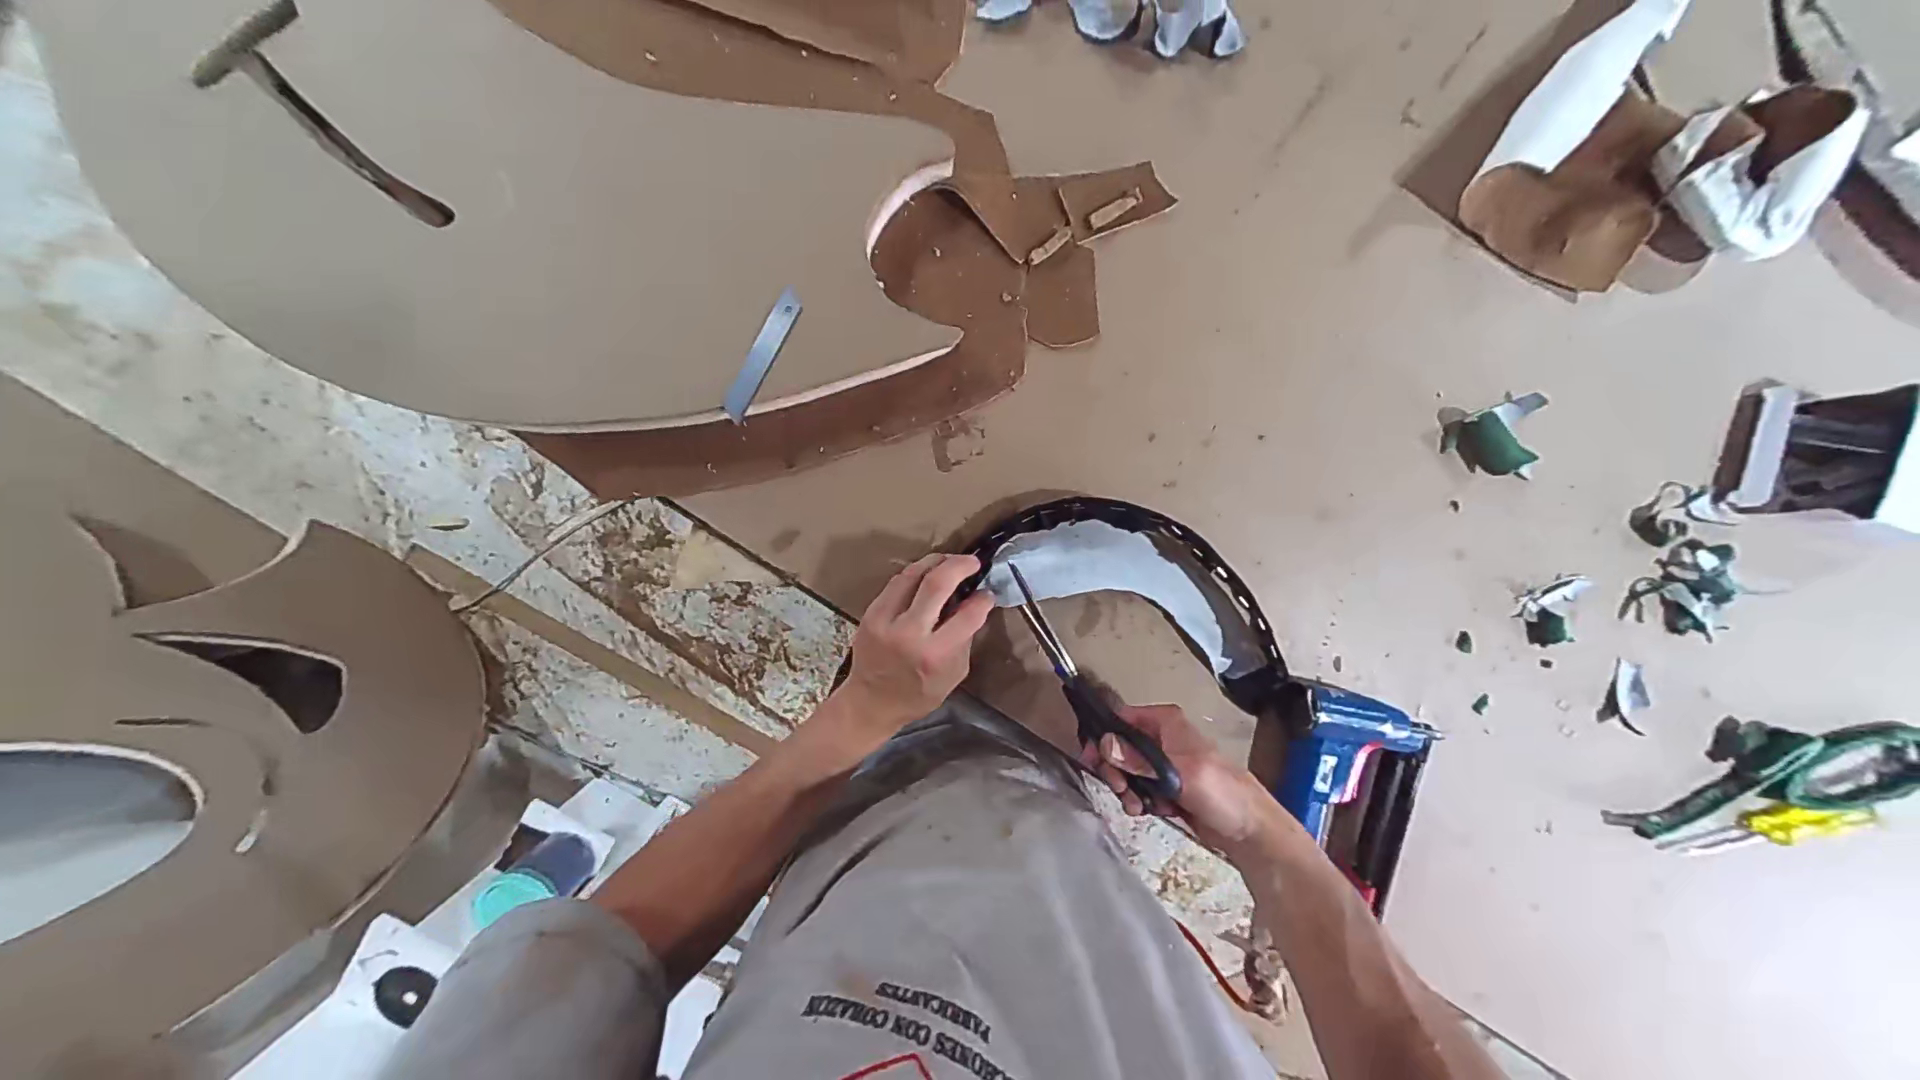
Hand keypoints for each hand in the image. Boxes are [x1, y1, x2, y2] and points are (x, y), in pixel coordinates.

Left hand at [837, 553, 994, 732]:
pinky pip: (896, 583)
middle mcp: (909, 634)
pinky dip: (915, 574)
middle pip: (937, 583)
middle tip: (973, 562)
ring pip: (913, 575)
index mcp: (934, 655)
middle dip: (960, 566)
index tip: (987, 593)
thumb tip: (974, 605)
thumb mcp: (954, 674)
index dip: (982, 600)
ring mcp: (886, 620)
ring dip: (936, 562)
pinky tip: (927, 574)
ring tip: (950, 561)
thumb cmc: (918, 694)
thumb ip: (965, 639)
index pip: (967, 615)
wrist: (871, 702)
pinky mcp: (871, 613)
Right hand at [1080, 703, 1276, 853]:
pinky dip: (1139, 799)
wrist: (1249, 831)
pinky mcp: (1166, 785)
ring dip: (1127, 788)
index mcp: (1166, 721)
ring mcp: (1163, 762)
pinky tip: (1148, 810)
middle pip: (1119, 746)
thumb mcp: (1179, 774)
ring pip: (1127, 769)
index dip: (1104, 737)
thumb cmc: (1222, 793)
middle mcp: (1161, 736)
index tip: (1093, 759)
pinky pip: (1139, 787)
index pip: (1121, 718)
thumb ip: (1140, 761)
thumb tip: (1106, 744)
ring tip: (1138, 805)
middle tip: (1120, 788)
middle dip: (1116, 769)